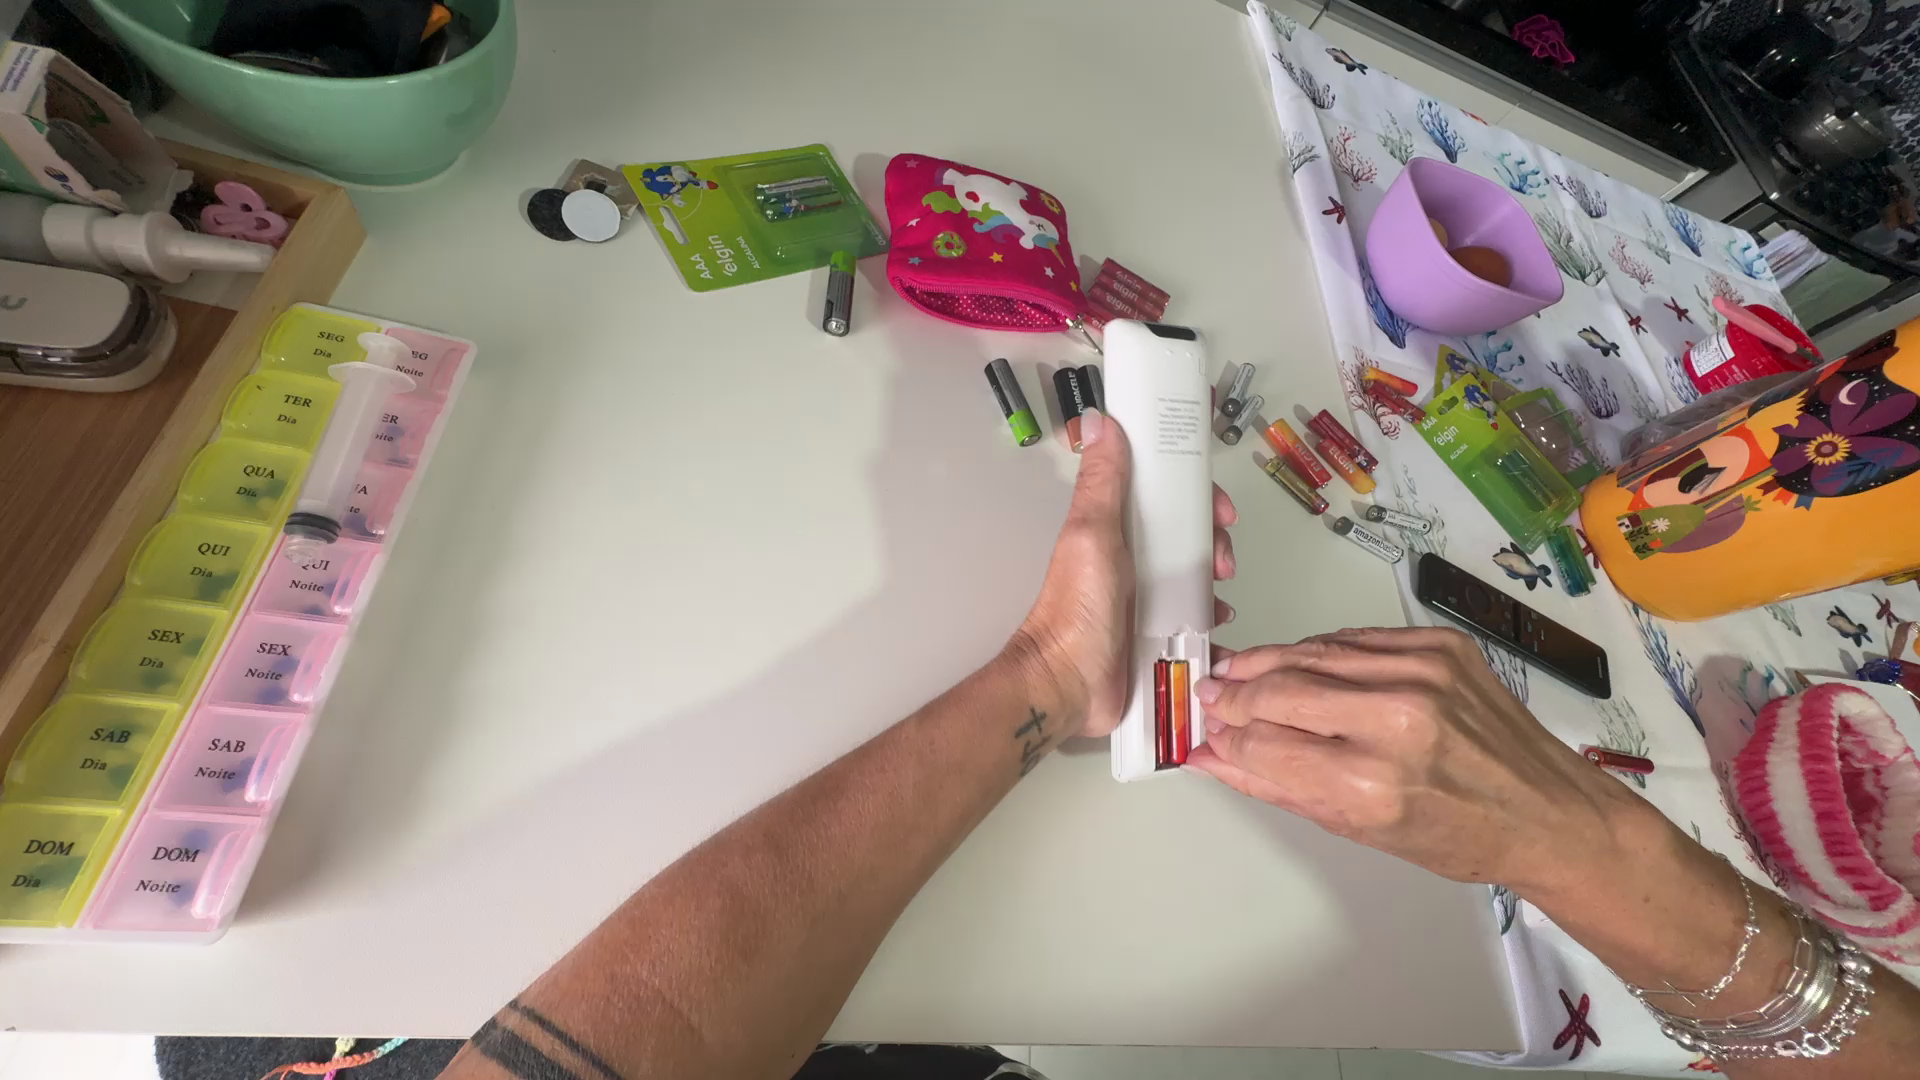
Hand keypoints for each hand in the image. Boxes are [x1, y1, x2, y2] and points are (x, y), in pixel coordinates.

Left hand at [1010, 408, 1237, 738]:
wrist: (1069, 687)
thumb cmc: (1076, 611)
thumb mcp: (1091, 536)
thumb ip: (1101, 483)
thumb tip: (1100, 421)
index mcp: (1112, 527)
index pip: (1159, 491)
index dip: (1191, 488)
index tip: (1214, 500)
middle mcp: (1129, 555)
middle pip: (1185, 528)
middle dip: (1213, 535)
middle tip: (1223, 554)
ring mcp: (1143, 592)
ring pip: (1195, 568)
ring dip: (1216, 573)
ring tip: (1220, 590)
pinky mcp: (1155, 627)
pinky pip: (1194, 610)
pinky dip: (1210, 610)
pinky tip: (1216, 618)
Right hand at [1185, 626, 1642, 892]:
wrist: (1553, 813)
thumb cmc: (1455, 835)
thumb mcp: (1355, 829)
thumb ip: (1272, 785)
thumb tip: (1210, 756)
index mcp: (1371, 784)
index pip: (1263, 743)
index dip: (1225, 733)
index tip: (1206, 726)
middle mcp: (1395, 721)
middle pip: (1278, 690)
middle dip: (1232, 692)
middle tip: (1208, 692)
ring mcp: (1421, 674)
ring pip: (1308, 654)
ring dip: (1264, 662)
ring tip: (1236, 670)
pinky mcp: (1438, 646)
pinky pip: (1350, 639)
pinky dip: (1315, 650)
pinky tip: (1297, 662)